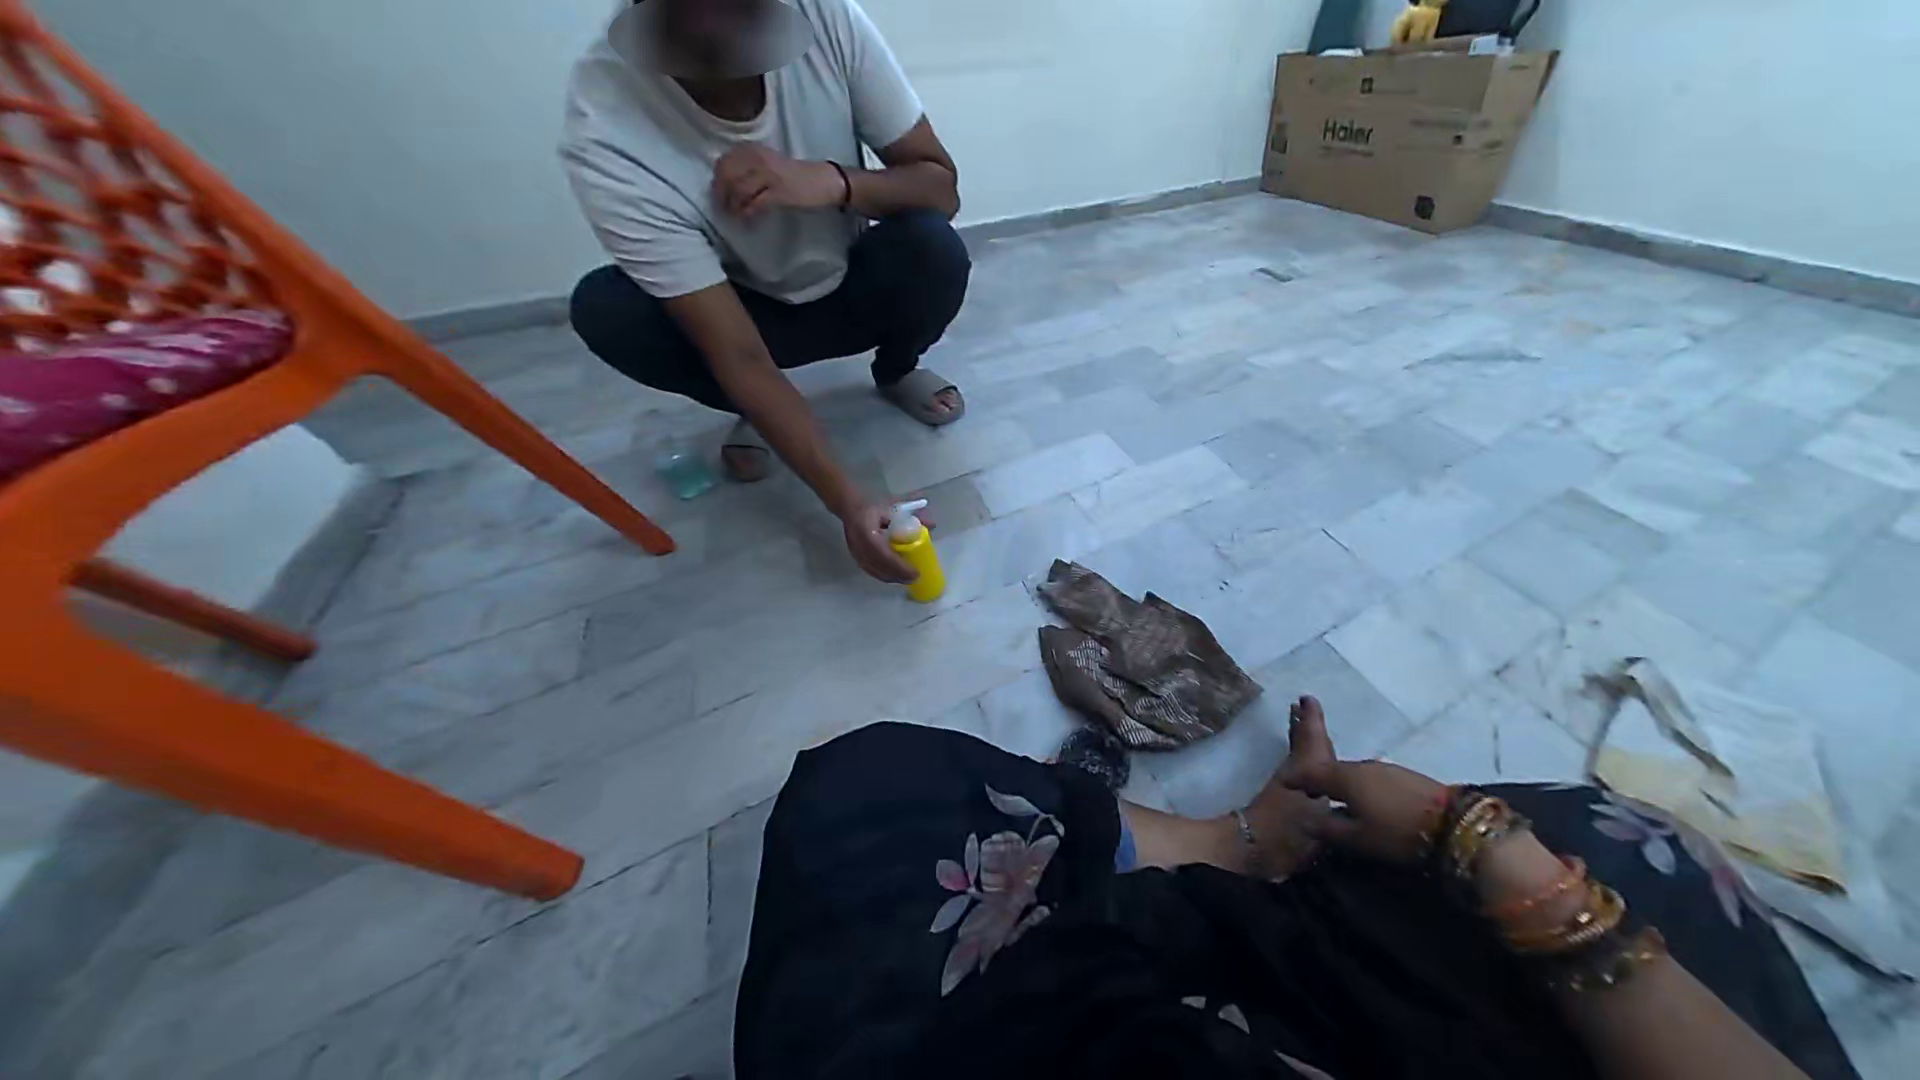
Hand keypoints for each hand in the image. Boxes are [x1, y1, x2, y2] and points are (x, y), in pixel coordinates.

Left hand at [713, 143, 845, 217]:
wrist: (822, 181)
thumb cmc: (795, 175)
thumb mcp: (768, 163)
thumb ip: (749, 168)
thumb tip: (728, 183)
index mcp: (754, 150)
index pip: (724, 163)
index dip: (717, 181)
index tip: (718, 196)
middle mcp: (758, 159)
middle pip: (728, 177)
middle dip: (722, 196)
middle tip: (724, 210)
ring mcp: (768, 175)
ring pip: (739, 191)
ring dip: (734, 207)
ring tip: (735, 217)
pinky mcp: (778, 192)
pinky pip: (755, 204)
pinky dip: (748, 214)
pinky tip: (748, 220)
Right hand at [839, 501, 935, 584]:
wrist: (850, 509)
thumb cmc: (873, 509)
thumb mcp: (893, 509)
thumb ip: (911, 517)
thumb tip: (933, 524)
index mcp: (869, 535)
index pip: (886, 556)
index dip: (901, 567)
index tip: (916, 572)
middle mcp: (861, 548)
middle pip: (882, 568)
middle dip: (899, 576)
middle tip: (915, 578)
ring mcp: (857, 555)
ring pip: (877, 572)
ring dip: (893, 578)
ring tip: (908, 579)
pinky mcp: (856, 558)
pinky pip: (872, 571)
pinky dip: (885, 576)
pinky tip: (895, 577)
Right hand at [1278, 695, 1448, 864]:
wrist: (1458, 826)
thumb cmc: (1398, 833)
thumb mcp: (1359, 839)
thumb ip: (1328, 829)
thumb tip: (1307, 822)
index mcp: (1344, 778)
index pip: (1311, 774)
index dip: (1296, 779)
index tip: (1284, 782)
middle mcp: (1362, 766)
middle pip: (1334, 771)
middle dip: (1320, 780)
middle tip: (1312, 792)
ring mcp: (1386, 769)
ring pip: (1355, 774)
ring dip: (1344, 784)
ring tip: (1340, 798)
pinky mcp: (1406, 776)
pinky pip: (1374, 778)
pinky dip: (1364, 787)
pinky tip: (1369, 801)